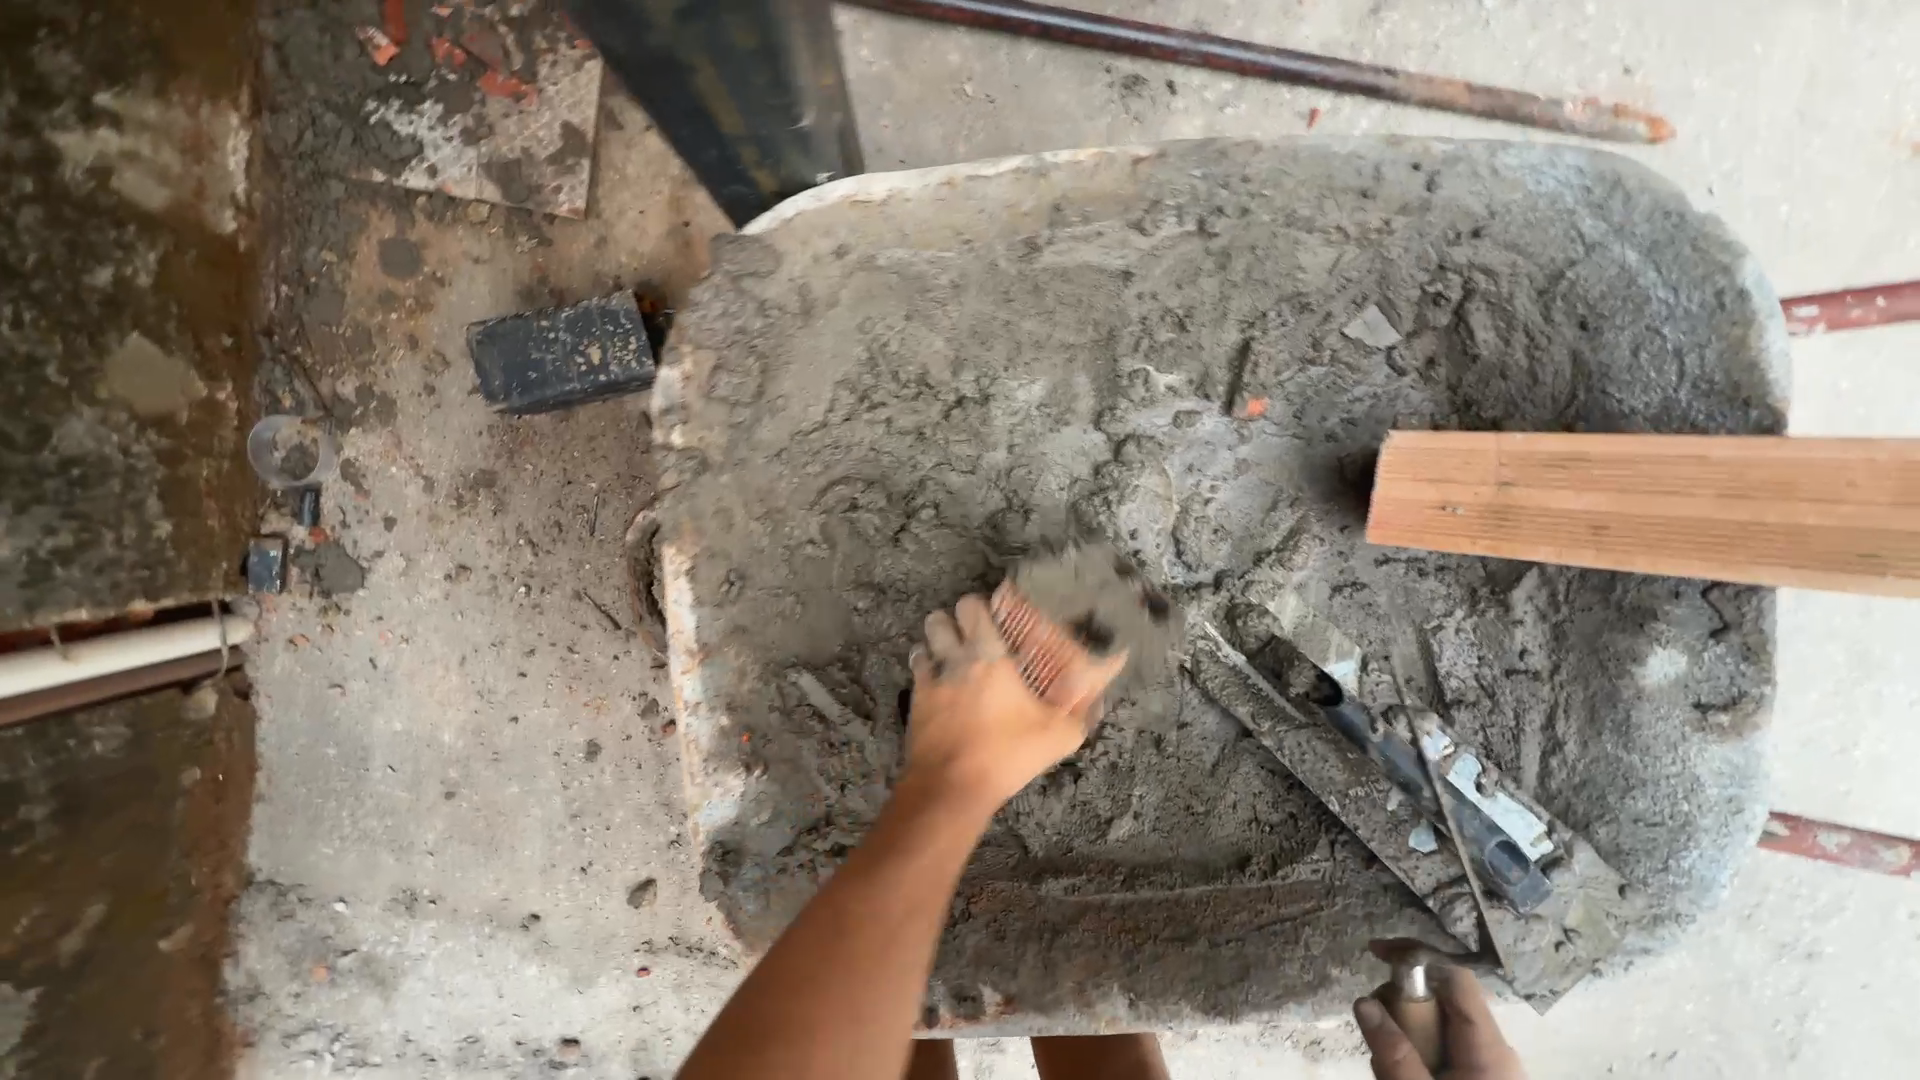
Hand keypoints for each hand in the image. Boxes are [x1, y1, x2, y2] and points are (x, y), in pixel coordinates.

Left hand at [903, 594, 1124, 814]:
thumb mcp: (1058, 736)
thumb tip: (1098, 699)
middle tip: (969, 637)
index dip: (978, 607)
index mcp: (989, 656)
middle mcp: (955, 660)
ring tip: (951, 659)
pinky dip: (925, 673)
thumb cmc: (1007, 754)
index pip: (971, 607)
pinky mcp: (914, 704)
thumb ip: (1080, 712)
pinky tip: (939, 687)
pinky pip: (916, 674)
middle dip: (951, 622)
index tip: (992, 618)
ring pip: (923, 644)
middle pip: (939, 619)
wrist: (952, 787)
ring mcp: (930, 681)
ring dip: (935, 646)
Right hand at [1354, 967, 1526, 1079]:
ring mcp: (1493, 1070)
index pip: (1455, 977)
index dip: (1415, 955)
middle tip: (1374, 1040)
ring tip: (1389, 1078)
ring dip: (1405, 1042)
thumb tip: (1363, 1001)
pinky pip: (1444, 1053)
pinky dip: (1418, 1059)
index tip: (1373, 953)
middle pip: (1441, 1001)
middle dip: (1399, 1011)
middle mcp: (1498, 1051)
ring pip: (1438, 1029)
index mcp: (1490, 1049)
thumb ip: (1393, 1053)